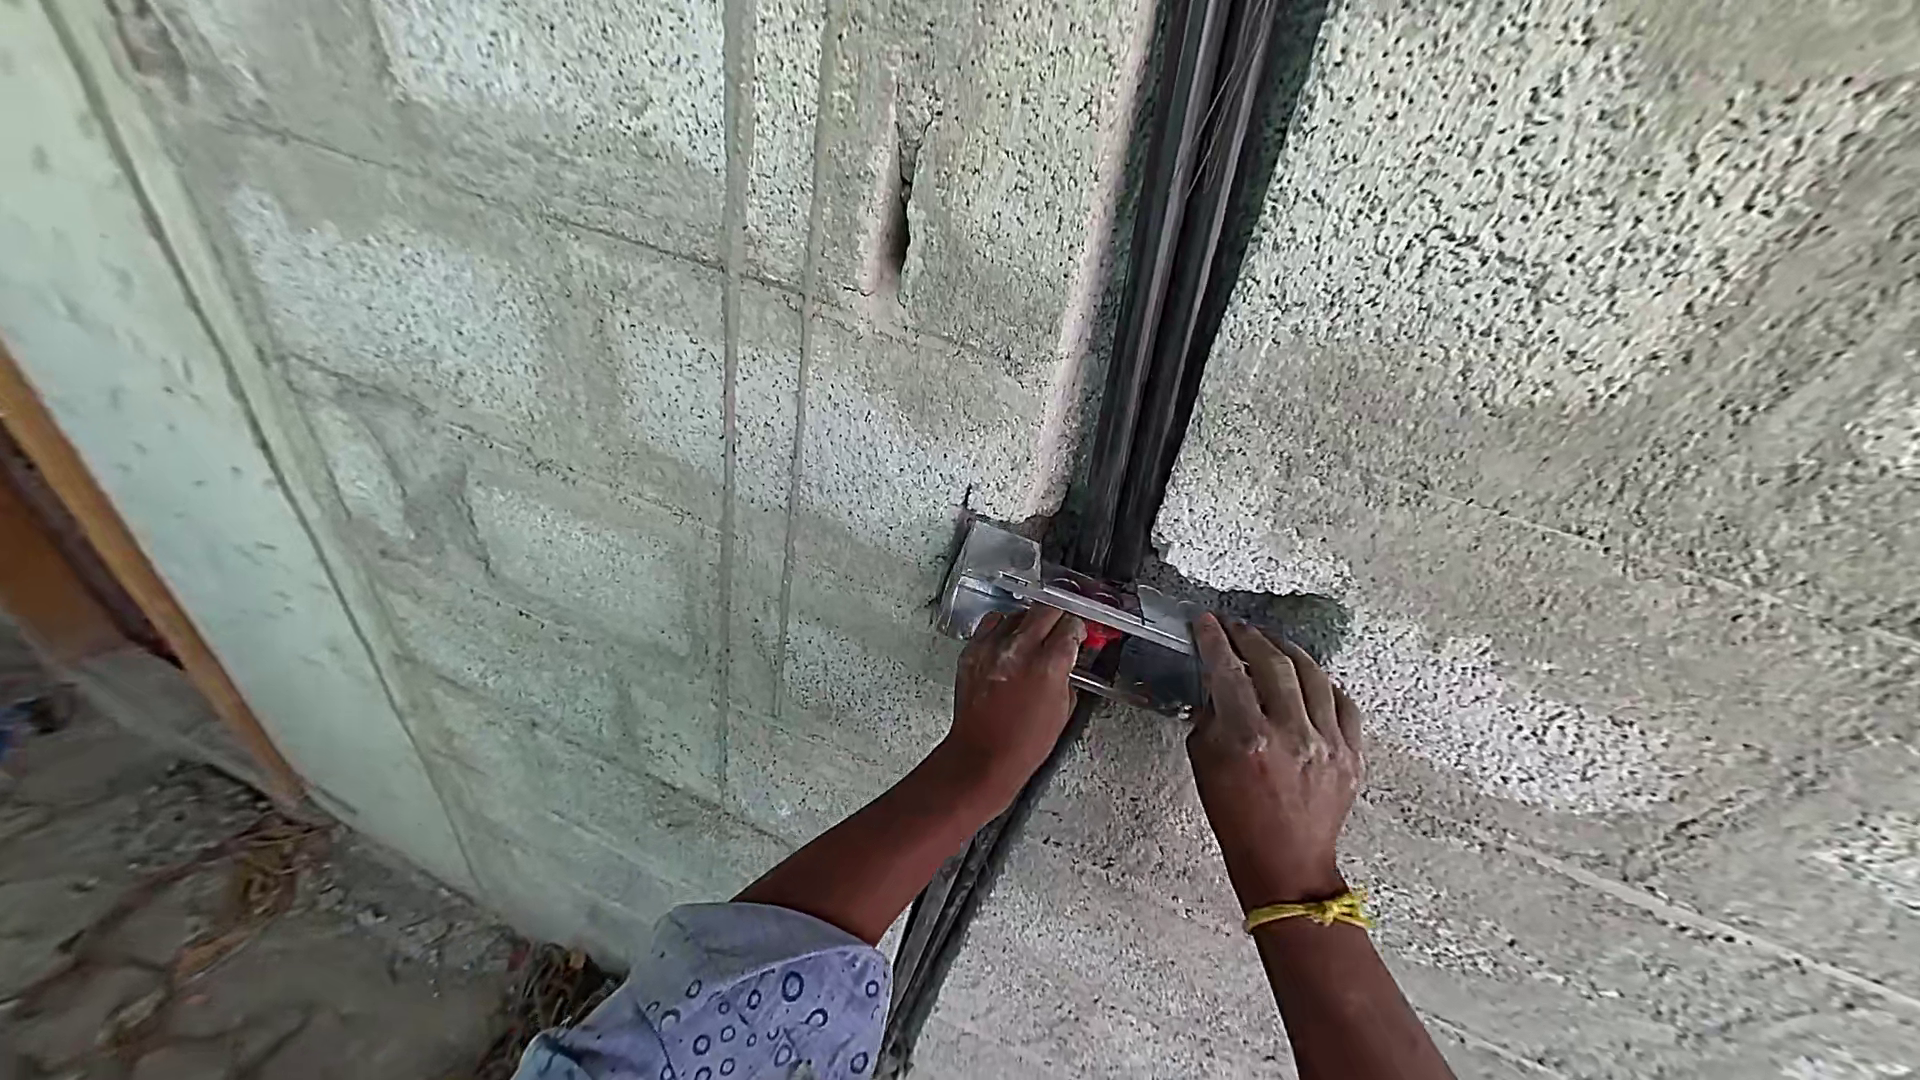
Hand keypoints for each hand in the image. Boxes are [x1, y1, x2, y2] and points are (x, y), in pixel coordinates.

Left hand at [948, 607, 1085, 790]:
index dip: (1077, 627)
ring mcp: (992, 648)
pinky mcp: (972, 651)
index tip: (1077, 631)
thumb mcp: (1063, 709)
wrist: (983, 754)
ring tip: (1033, 636)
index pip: (1070, 625)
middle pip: (1046, 609)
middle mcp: (1020, 649)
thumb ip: (1067, 674)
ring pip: (1017, 613)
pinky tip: (1008, 641)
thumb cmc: (1023, 742)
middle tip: (1060, 625)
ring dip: (1029, 621)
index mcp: (1048, 664)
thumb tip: (1068, 657)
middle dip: (1058, 615)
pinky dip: (1002, 628)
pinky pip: (990, 624)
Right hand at [1187, 613, 1363, 908]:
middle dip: (1250, 636)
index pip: (1228, 671)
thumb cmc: (1235, 814)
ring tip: (1270, 641)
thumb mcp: (1204, 760)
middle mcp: (1291, 735)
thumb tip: (1218, 679)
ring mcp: (1327, 744)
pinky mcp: (1351, 755)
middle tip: (1236, 626)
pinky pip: (1342, 702)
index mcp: (1247, 738)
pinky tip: (1307, 676)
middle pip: (1273, 663)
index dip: (1215, 640)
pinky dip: (1323, 682)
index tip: (1207, 623)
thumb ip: (1211, 714)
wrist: (1285, 860)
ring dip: (1286, 650)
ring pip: (1312, 674)